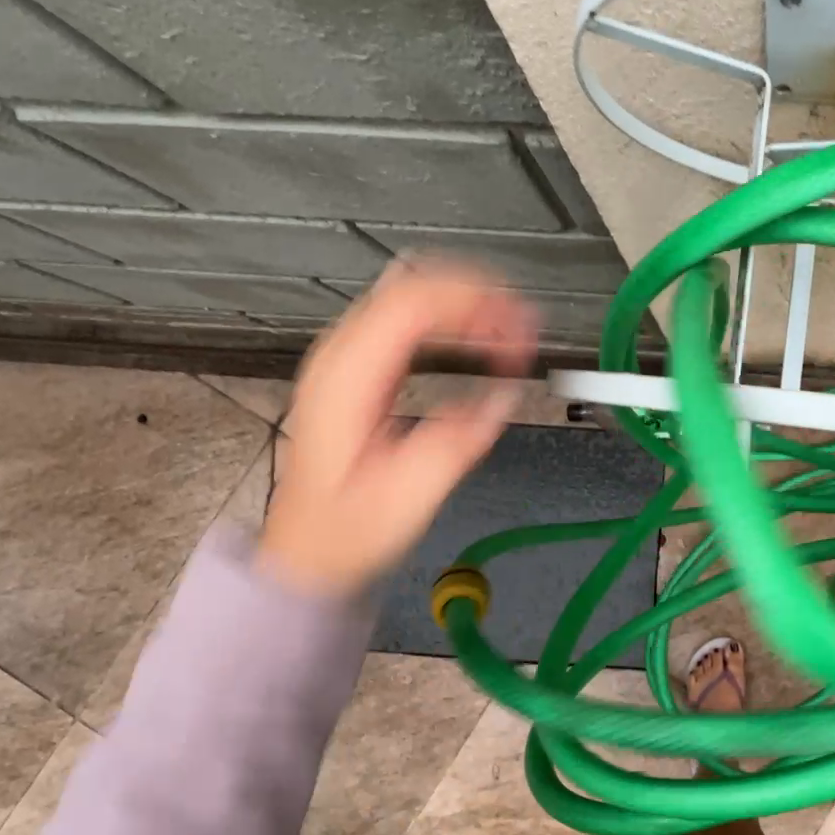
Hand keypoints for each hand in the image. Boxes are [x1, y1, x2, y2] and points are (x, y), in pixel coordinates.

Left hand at [258, 257, 536, 597]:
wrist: (310, 550)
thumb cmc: (350, 529)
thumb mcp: (409, 495)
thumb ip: (456, 442)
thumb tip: (502, 397)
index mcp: (348, 379)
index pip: (412, 303)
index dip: (473, 303)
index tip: (517, 328)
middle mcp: (340, 356)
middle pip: (412, 285)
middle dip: (477, 294)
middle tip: (524, 325)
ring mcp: (346, 358)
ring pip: (410, 293)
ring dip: (466, 302)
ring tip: (510, 328)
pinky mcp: (359, 369)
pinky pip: (406, 317)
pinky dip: (450, 317)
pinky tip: (477, 334)